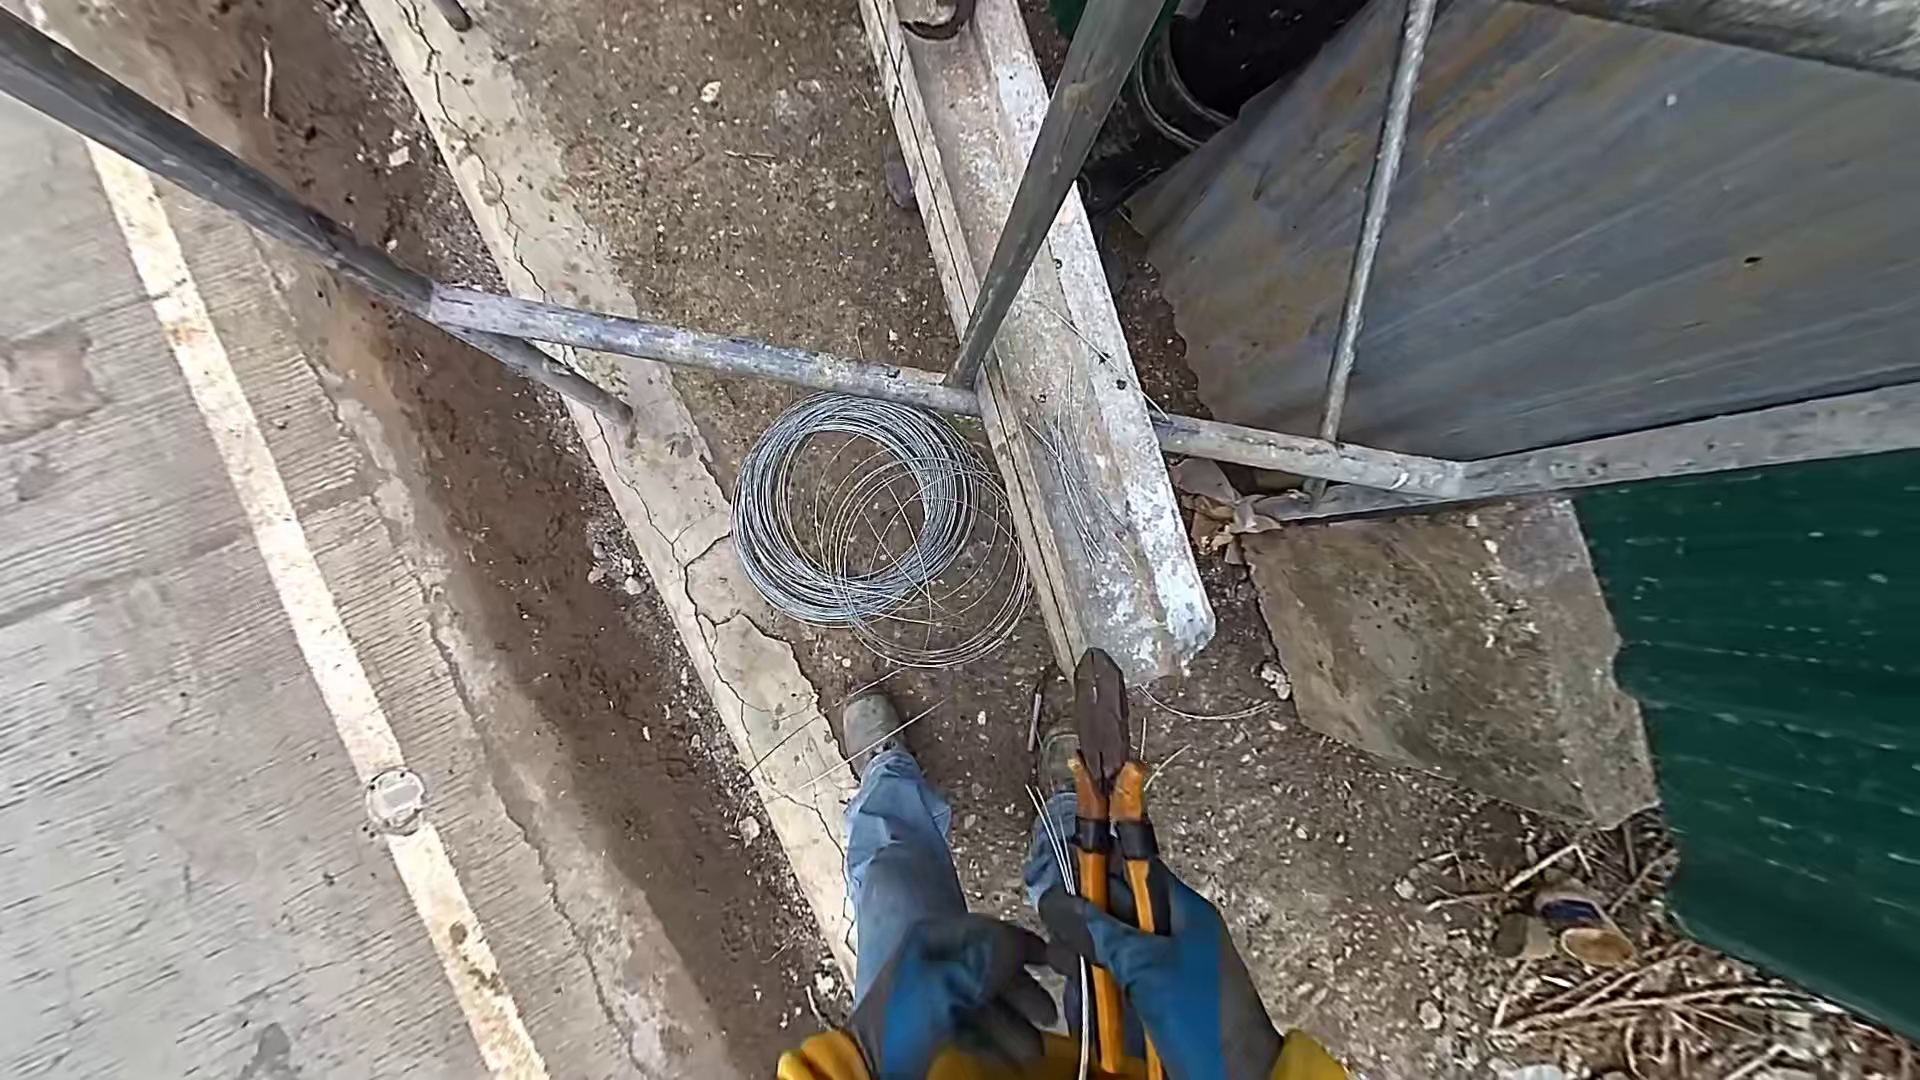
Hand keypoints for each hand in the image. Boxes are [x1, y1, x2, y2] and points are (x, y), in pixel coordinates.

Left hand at [847, 914, 1056, 1079]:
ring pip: (986, 1000)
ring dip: (1014, 1020)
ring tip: (1034, 1047)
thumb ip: (984, 960)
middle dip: (1021, 990)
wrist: (873, 1071)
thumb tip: (1018, 946)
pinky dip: (997, 1038)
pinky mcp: (936, 1028)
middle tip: (1048, 1012)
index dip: (1021, 944)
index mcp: (932, 938)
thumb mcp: (946, 984)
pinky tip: (1015, 1055)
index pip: (987, 931)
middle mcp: (936, 961)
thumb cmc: (902, 1020)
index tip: (1053, 959)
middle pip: (990, 967)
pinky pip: (977, 1026)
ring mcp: (935, 995)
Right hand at [1040, 862, 1281, 1079]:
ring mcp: (1164, 972)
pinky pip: (1116, 987)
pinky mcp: (1155, 1007)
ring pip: (1111, 952)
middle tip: (1058, 936)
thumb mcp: (1143, 965)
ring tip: (1070, 981)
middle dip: (1084, 925)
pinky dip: (1097, 998)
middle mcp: (1172, 934)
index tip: (1060, 872)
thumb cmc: (1202, 1018)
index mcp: (1182, 910)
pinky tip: (1082, 1010)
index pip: (1133, 867)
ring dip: (1085, 965)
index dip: (1097, 864)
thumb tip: (1052, 897)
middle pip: (1115, 910)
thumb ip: (1096, 928)